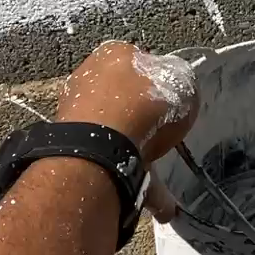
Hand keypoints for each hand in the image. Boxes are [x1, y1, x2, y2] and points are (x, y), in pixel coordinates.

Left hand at [56, 41, 199, 220]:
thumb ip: (179, 77)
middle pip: (122, 94)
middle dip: (141, 112)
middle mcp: (89, 78)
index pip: (139, 59)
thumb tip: (174, 80)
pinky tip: (159, 200)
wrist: (105, 144)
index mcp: (114, 54)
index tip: (172, 96)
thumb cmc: (147, 101)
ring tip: (161, 166)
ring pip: (115, 130)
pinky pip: (111, 161)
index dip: (158, 77)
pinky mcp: (73, 149)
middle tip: (165, 127)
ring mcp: (76, 115)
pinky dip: (133, 177)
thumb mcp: (181, 78)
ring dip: (136, 147)